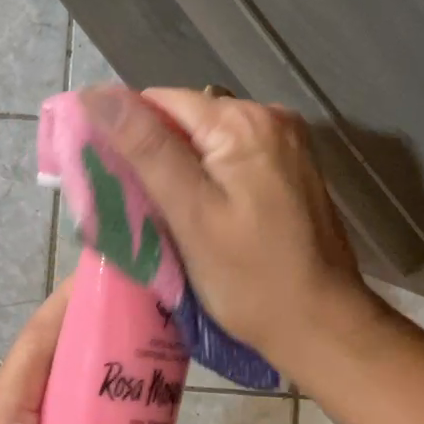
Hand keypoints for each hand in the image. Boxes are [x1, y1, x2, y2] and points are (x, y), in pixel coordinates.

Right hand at [79, 86, 383, 379]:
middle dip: (153, 154)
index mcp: (241, 120)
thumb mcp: (190, 213)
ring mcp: (284, 141)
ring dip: (178, 168)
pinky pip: (228, 157)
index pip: (157, 101)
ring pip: (203, 139)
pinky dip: (206, 178)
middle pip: (183, 117)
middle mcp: (268, 116)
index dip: (127, 135)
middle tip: (139, 207)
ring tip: (167, 216)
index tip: (113, 180)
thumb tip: (97, 94)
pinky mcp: (289, 166)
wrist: (325, 328)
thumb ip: (145, 148)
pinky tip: (201, 215)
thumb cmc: (251, 278)